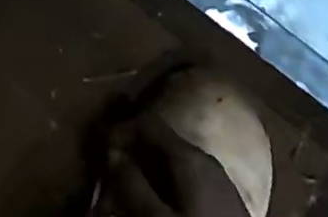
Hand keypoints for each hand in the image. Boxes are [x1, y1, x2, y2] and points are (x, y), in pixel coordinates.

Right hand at [101, 116, 250, 216]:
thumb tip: (113, 153)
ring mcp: (219, 181)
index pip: (147, 121)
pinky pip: (188, 181)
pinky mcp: (226, 202)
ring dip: (150, 173)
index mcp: (189, 156)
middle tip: (111, 175)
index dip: (120, 129)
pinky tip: (160, 206)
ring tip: (131, 195)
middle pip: (161, 142)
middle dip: (134, 154)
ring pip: (174, 163)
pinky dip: (167, 187)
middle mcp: (206, 159)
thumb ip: (132, 184)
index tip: (100, 149)